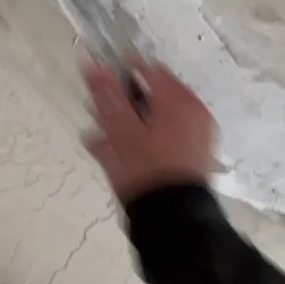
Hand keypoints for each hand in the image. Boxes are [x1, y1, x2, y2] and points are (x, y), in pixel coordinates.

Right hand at [83, 58, 215, 203]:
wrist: (172, 220)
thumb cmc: (145, 169)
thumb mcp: (120, 129)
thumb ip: (106, 95)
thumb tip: (92, 63)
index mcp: (180, 101)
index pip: (147, 68)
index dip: (120, 71)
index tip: (99, 84)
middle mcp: (192, 114)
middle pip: (150, 95)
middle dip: (120, 101)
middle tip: (98, 115)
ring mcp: (192, 137)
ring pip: (152, 118)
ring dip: (124, 122)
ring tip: (100, 138)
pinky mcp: (187, 158)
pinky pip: (159, 138)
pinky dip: (137, 139)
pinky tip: (112, 153)